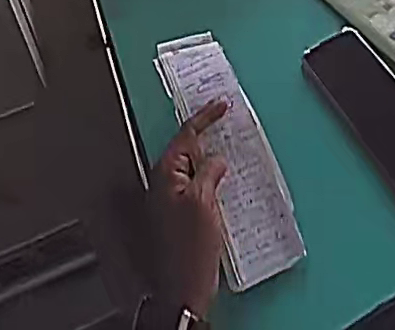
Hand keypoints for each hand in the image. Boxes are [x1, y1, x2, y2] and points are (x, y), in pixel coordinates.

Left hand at [150, 100, 230, 316]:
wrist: (182, 289)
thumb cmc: (188, 250)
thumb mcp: (203, 202)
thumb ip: (210, 173)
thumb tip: (216, 160)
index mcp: (166, 173)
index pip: (187, 134)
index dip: (206, 117)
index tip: (221, 104)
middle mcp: (165, 182)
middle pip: (188, 147)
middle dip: (207, 134)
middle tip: (225, 119)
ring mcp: (172, 198)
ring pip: (194, 166)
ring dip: (211, 158)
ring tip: (229, 148)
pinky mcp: (180, 213)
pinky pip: (197, 184)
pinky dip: (211, 178)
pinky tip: (224, 180)